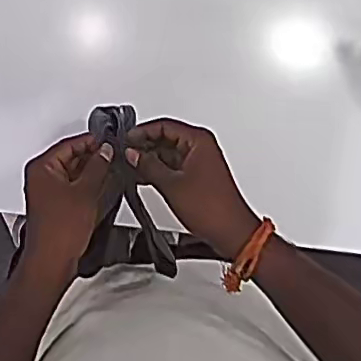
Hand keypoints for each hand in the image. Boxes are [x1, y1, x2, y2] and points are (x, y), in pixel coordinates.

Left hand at [21, 133, 113, 275]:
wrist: (52, 261)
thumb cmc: (58, 231)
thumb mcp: (85, 192)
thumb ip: (97, 167)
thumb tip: (104, 151)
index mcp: (42, 167)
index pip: (68, 145)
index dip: (89, 142)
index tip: (105, 142)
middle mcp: (41, 177)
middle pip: (70, 158)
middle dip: (91, 157)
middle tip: (111, 156)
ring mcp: (47, 192)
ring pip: (73, 174)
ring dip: (91, 172)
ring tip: (110, 171)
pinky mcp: (55, 205)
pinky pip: (72, 188)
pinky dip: (86, 186)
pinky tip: (102, 188)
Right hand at [127, 118, 260, 257]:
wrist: (233, 234)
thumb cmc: (214, 209)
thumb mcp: (171, 184)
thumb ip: (148, 165)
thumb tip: (132, 154)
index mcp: (198, 140)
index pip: (164, 125)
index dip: (142, 132)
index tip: (127, 140)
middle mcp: (200, 147)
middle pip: (165, 137)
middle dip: (145, 146)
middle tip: (127, 154)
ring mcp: (199, 161)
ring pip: (167, 153)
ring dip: (150, 160)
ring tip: (132, 168)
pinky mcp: (198, 175)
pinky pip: (173, 165)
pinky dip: (159, 170)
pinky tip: (144, 177)